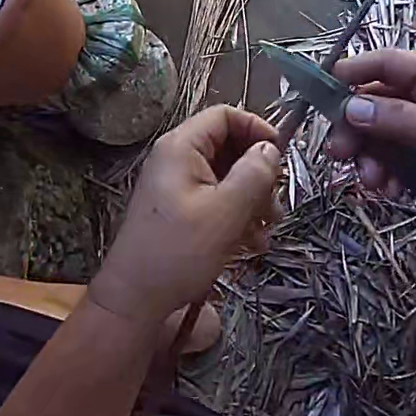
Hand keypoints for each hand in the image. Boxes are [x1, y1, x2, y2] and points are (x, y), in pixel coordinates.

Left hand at [88, 105, 282, 326]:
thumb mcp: (226, 211)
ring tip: (267, 229)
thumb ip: (255, 173)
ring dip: (253, 199)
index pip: (225, 115)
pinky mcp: (181, 210)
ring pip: (228, 176)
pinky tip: (252, 243)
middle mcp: (178, 159)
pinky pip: (217, 199)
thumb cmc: (179, 251)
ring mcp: (178, 185)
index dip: (257, 128)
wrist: (135, 301)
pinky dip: (238, 215)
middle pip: (230, 146)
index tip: (280, 156)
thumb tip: (271, 149)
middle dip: (259, 173)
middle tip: (275, 204)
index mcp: (181, 147)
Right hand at [323, 49, 415, 216]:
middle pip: (374, 102)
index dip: (349, 73)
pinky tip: (392, 192)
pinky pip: (395, 157)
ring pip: (380, 134)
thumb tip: (350, 106)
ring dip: (370, 158)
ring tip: (374, 184)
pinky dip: (388, 173)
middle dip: (355, 128)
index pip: (384, 64)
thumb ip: (399, 120)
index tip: (318, 93)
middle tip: (338, 155)